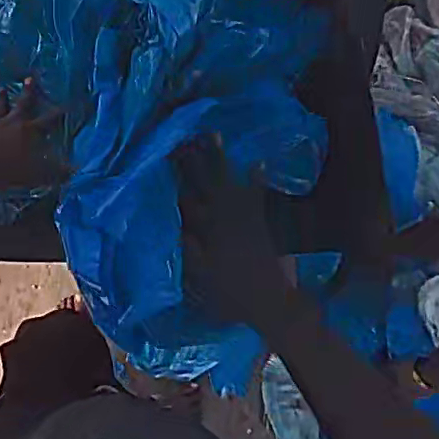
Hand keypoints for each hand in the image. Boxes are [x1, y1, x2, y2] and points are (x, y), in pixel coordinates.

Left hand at [0, 81, 62, 192]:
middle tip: (30, 78)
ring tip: (1, 89)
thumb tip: (74, 172)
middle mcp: (11, 123)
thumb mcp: (39, 175)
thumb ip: (57, 173)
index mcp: (29, 131)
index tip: (66, 104)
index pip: (49, 120)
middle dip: (28, 92)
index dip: (58, 113)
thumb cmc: (12, 171)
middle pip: (22, 104)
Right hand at [176, 139, 300, 332]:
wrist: (272, 302)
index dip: (175, 177)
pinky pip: (257, 194)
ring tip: (215, 135)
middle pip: (205, 183)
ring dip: (220, 158)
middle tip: (186, 135)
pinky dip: (257, 178)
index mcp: (206, 233)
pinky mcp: (261, 220)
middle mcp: (223, 218)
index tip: (166, 156)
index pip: (185, 199)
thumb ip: (190, 252)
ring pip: (228, 181)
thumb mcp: (204, 277)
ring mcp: (244, 216)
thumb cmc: (234, 296)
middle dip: (194, 159)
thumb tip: (178, 228)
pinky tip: (258, 162)